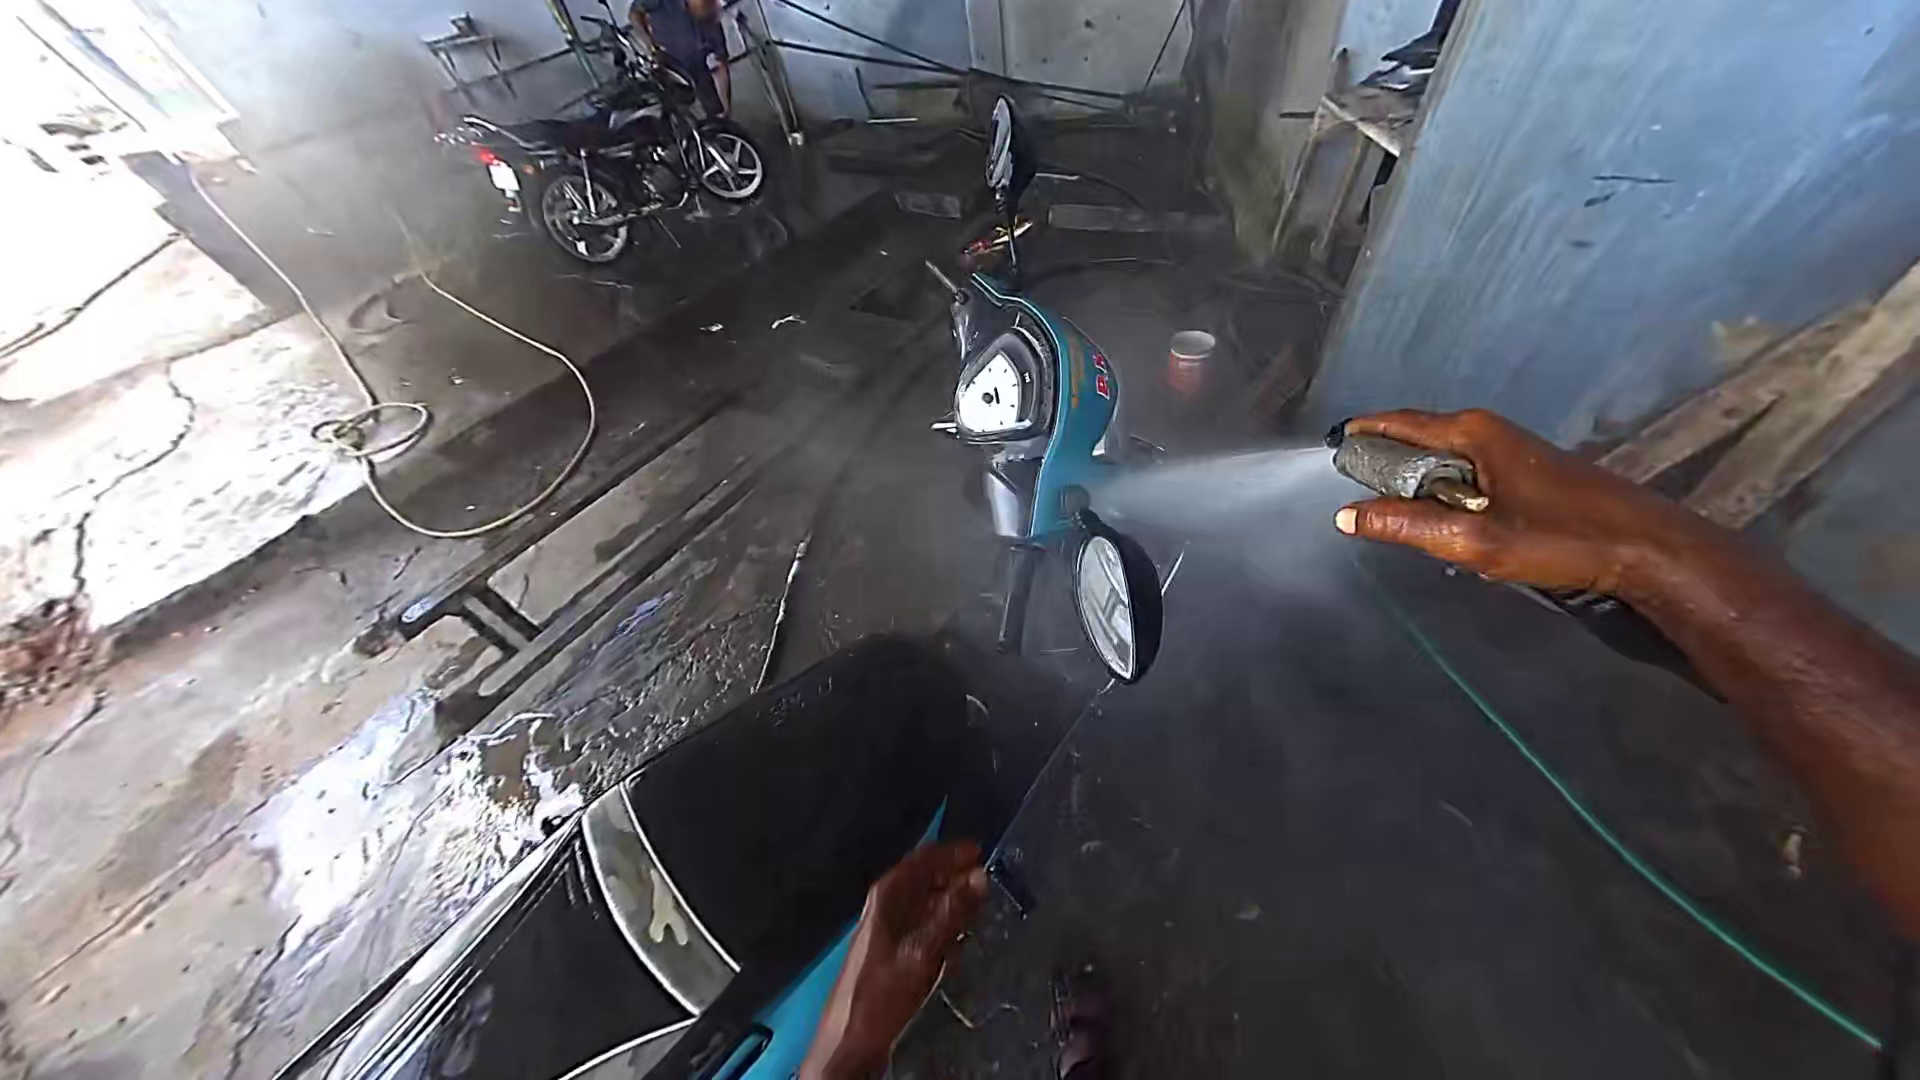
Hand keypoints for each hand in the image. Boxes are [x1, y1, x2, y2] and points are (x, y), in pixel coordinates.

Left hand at [799, 841, 988, 1079]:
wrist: (848, 1045)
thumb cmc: (880, 994)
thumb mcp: (920, 952)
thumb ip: (950, 913)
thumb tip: (980, 876)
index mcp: (887, 894)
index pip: (922, 859)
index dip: (950, 852)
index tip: (978, 851)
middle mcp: (886, 903)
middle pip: (924, 878)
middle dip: (954, 875)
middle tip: (985, 879)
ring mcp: (888, 926)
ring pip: (925, 901)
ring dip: (950, 898)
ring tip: (978, 901)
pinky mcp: (893, 949)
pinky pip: (923, 923)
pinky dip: (942, 921)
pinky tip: (958, 931)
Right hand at [1334, 409, 1731, 598]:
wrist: (1654, 554)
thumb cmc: (1564, 540)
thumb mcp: (1473, 539)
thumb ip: (1404, 524)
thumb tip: (1344, 515)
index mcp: (1471, 434)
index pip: (1396, 422)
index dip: (1359, 432)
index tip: (1330, 447)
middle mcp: (1487, 432)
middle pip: (1413, 438)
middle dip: (1379, 459)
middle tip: (1355, 489)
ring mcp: (1506, 450)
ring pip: (1435, 457)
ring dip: (1407, 478)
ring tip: (1389, 508)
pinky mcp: (1519, 471)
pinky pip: (1456, 471)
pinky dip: (1433, 488)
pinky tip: (1434, 516)